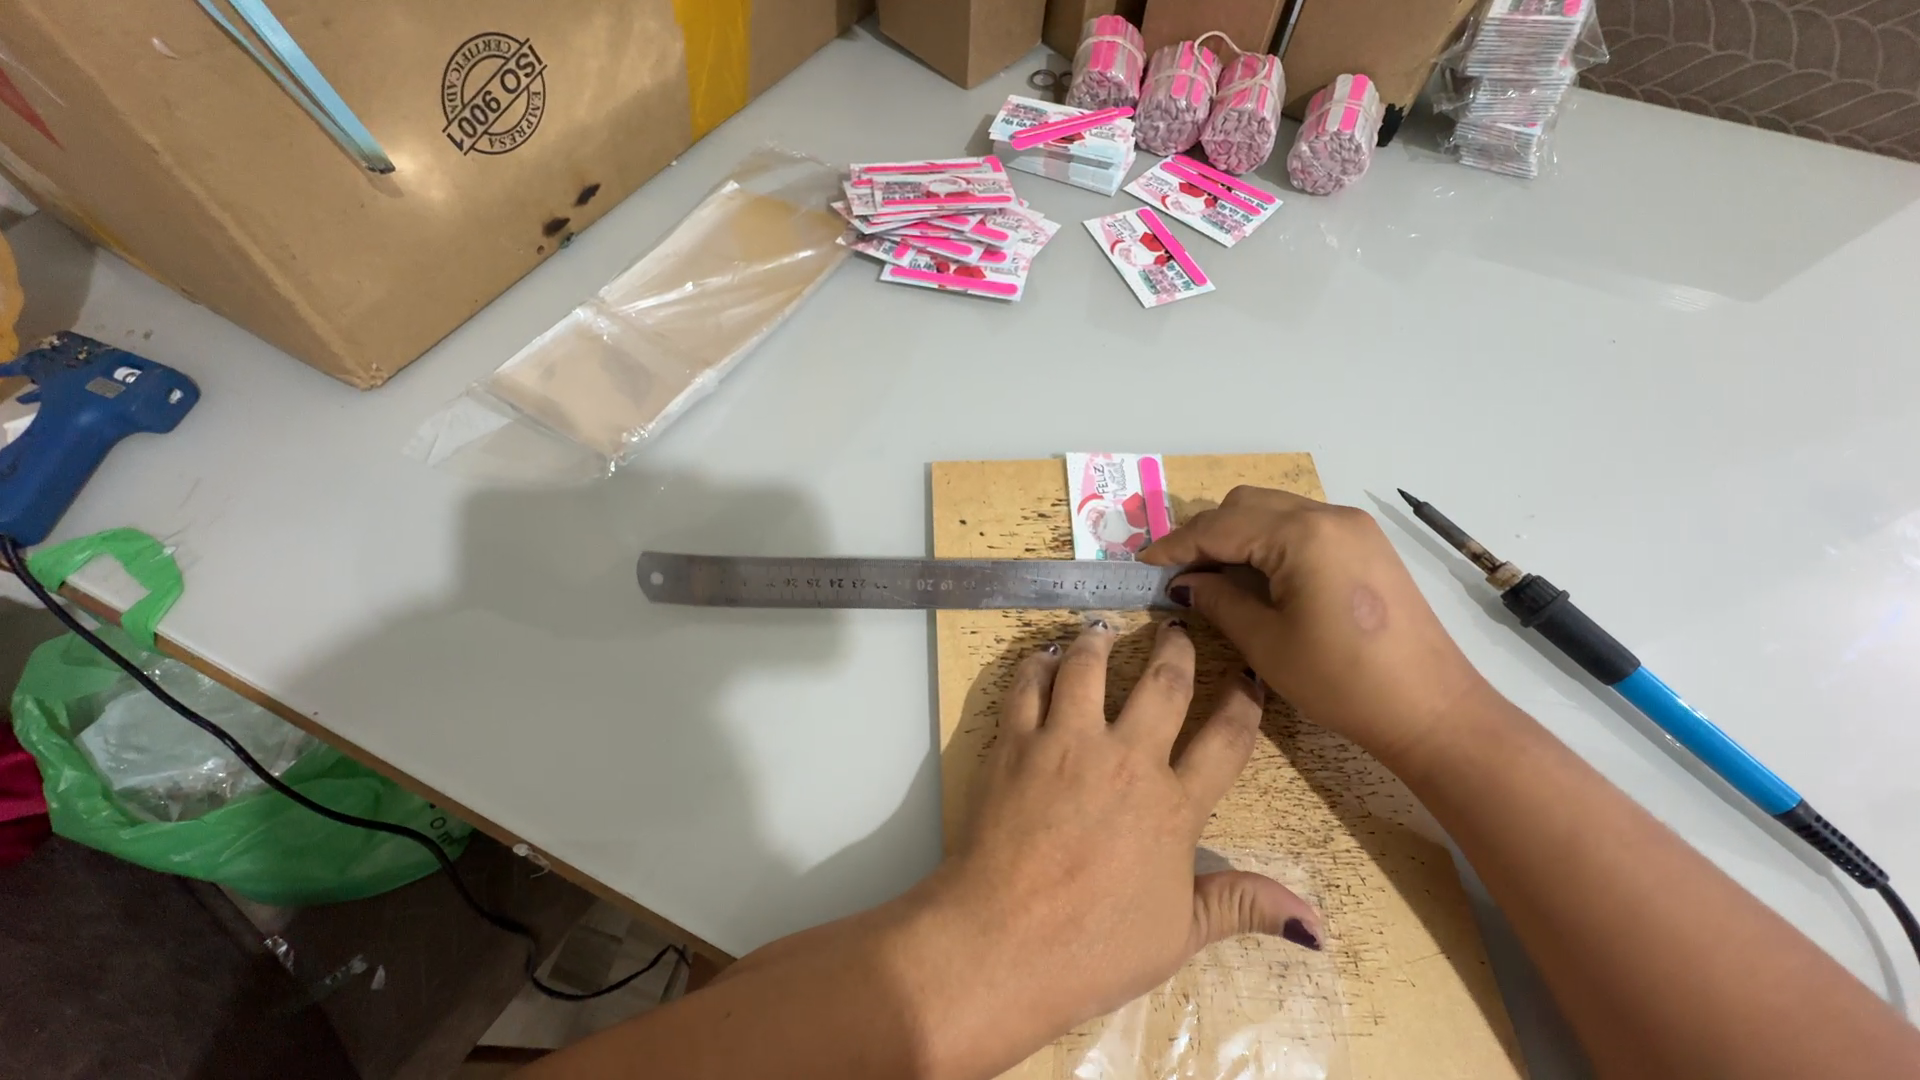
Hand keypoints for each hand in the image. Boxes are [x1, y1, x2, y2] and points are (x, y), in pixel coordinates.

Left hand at [919, 618, 1319, 1055]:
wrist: (1002, 942)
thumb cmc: (1094, 948)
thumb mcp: (1179, 935)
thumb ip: (1241, 907)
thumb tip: (1316, 923)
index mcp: (1174, 805)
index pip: (1226, 739)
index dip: (1244, 702)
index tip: (1249, 673)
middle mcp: (1126, 759)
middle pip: (1164, 684)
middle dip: (1175, 648)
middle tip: (1174, 627)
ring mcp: (1067, 744)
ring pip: (1090, 668)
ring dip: (1100, 640)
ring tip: (1104, 628)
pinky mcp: (1016, 742)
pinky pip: (1028, 686)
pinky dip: (1037, 664)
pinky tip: (1043, 657)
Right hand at [1140, 486, 1492, 764]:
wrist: (1430, 708)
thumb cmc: (1341, 680)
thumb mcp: (1266, 643)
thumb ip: (1218, 600)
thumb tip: (1184, 582)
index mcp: (1302, 536)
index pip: (1220, 526)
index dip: (1176, 545)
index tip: (1143, 564)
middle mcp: (1328, 516)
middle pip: (1246, 505)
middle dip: (1204, 533)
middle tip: (1177, 572)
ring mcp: (1352, 527)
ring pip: (1273, 510)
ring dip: (1235, 534)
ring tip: (1209, 573)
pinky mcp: (1364, 544)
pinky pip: (1299, 526)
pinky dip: (1266, 540)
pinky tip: (1253, 574)